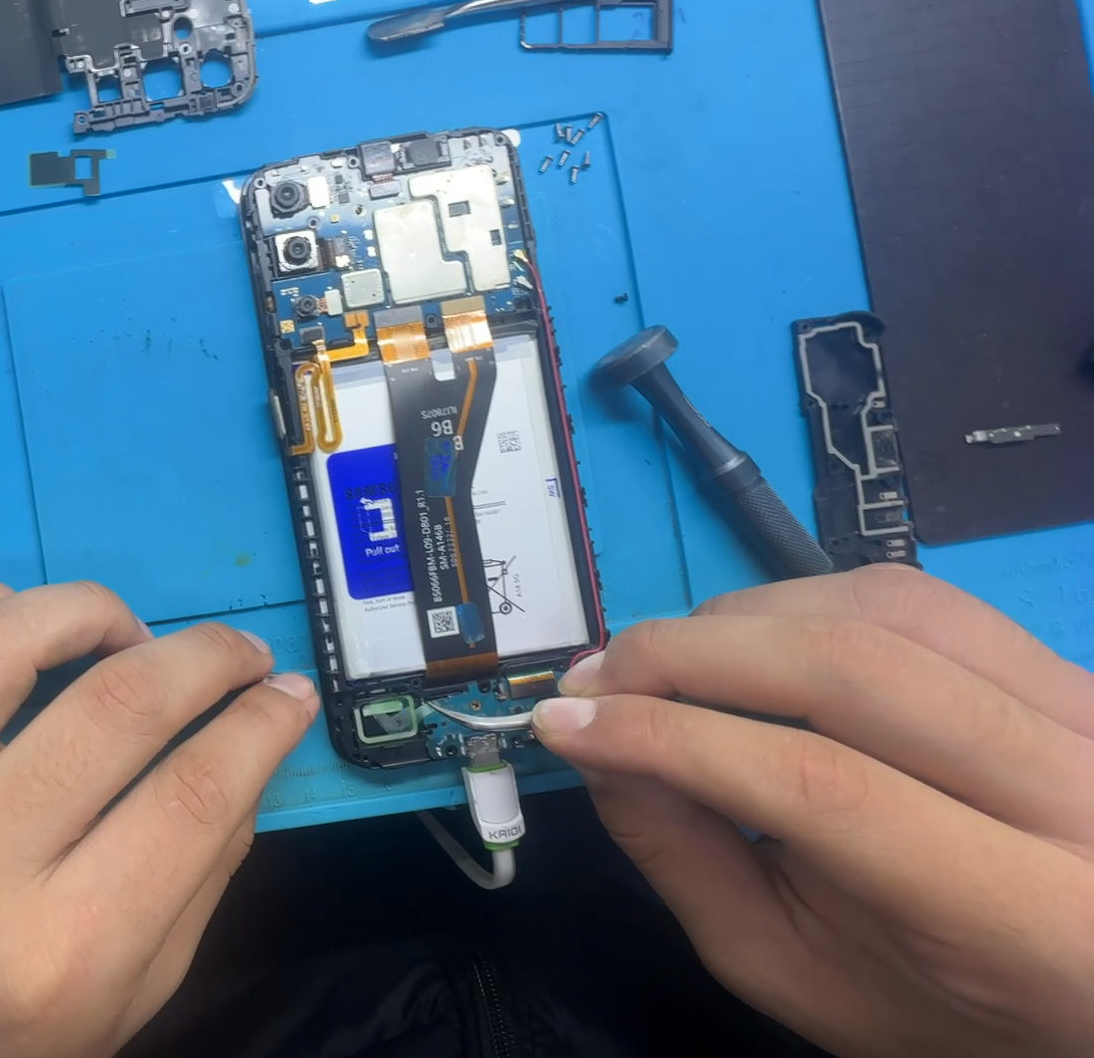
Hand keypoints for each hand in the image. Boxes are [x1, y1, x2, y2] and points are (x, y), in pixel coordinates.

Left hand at [0, 581, 317, 1057]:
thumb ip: (205, 868)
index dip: (259, 726)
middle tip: (238, 653)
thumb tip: (253, 742)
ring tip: (127, 632)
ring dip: (86, 609)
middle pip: (113, 708)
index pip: (191, 796)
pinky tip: (21, 622)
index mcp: (61, 948)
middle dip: (204, 658)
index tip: (288, 692)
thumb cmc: (12, 1032)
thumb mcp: (137, 987)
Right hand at [531, 565, 1093, 1056]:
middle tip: (592, 681)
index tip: (560, 722)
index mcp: (1032, 921)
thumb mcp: (774, 956)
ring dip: (727, 622)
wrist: (1077, 983)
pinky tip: (742, 645)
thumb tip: (586, 736)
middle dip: (679, 657)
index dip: (664, 736)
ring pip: (874, 611)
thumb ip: (672, 846)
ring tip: (659, 664)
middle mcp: (1091, 800)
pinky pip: (907, 598)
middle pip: (847, 669)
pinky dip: (790, 603)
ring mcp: (1093, 718)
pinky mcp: (1068, 674)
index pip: (818, 785)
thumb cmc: (917, 1001)